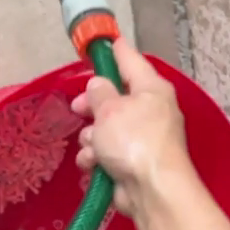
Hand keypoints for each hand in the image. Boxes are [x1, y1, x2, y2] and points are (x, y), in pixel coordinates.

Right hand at [71, 37, 193, 217]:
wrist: (151, 188)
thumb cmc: (132, 140)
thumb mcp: (109, 109)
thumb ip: (99, 93)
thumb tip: (98, 86)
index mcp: (151, 89)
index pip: (131, 60)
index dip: (115, 51)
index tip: (105, 41)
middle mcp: (150, 110)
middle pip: (113, 98)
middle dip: (91, 106)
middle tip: (77, 108)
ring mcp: (141, 138)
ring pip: (105, 128)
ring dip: (91, 138)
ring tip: (91, 149)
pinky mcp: (132, 162)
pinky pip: (107, 152)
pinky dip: (96, 158)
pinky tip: (92, 165)